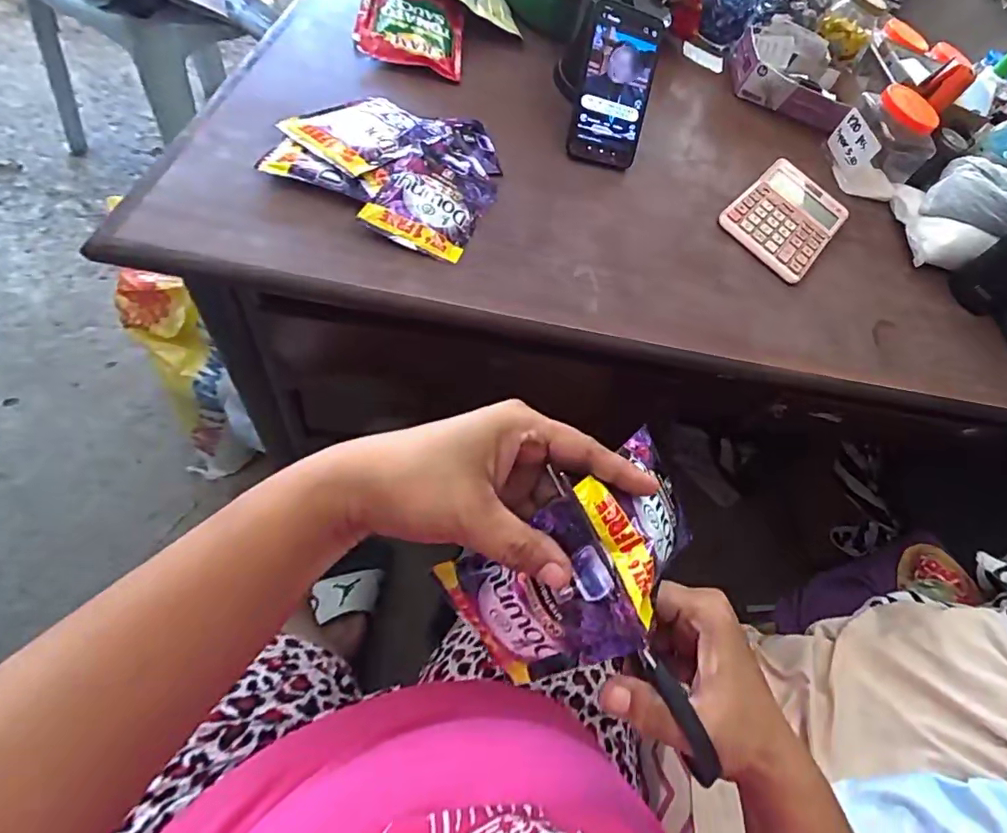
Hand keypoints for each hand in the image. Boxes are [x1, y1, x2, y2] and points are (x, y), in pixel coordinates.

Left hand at [306, 400, 657, 587]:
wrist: (356, 487)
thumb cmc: (416, 481)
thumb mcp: (474, 516)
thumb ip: (523, 546)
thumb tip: (567, 578)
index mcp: (520, 428)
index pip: (582, 448)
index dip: (618, 470)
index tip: (650, 490)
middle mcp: (516, 441)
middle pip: (566, 477)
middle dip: (590, 510)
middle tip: (623, 542)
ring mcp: (500, 466)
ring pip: (544, 500)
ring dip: (560, 529)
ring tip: (593, 562)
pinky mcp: (485, 489)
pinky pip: (521, 512)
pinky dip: (535, 535)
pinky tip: (552, 562)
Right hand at [598, 583, 802, 783]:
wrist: (768, 760)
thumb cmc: (739, 735)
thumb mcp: (692, 724)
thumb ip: (648, 707)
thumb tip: (605, 690)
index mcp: (707, 609)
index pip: (650, 593)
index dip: (623, 613)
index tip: (597, 637)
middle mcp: (704, 608)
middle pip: (649, 610)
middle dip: (627, 638)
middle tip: (604, 665)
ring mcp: (701, 626)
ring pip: (651, 628)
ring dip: (635, 654)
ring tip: (621, 679)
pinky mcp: (696, 645)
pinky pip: (660, 643)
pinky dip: (647, 663)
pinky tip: (637, 685)